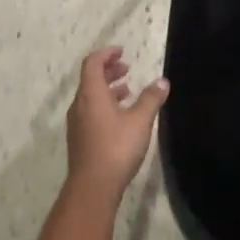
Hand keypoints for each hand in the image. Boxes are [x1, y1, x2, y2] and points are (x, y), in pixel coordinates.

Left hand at [65, 46, 169, 203]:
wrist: (92, 188)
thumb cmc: (116, 148)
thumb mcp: (140, 120)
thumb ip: (151, 98)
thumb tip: (163, 81)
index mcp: (91, 94)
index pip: (92, 63)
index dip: (106, 54)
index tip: (122, 51)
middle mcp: (79, 105)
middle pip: (90, 78)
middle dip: (108, 70)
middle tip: (127, 68)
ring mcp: (77, 123)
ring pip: (90, 96)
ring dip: (107, 88)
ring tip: (127, 90)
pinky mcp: (80, 139)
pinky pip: (90, 111)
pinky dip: (104, 104)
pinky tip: (121, 117)